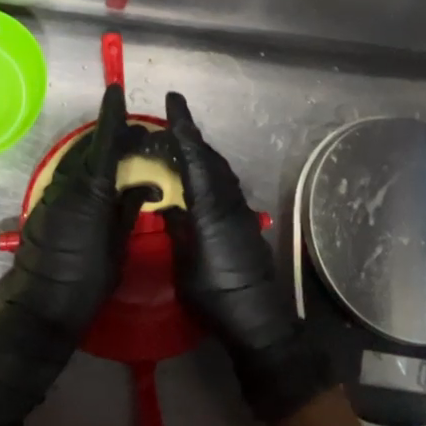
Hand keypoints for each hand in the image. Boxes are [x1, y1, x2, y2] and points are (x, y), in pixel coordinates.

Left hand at [0, 84, 156, 425]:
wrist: (41, 308)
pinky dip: (82, 177)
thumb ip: (128, 209)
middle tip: (134, 138)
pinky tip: (97, 186)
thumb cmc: (88, 281)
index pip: (103, 144)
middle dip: (110, 139)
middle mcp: (66, 187)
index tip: (116, 91)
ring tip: (119, 160)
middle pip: (89, 152)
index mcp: (90, 193)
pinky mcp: (41, 211)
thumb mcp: (117, 246)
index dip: (110, 116)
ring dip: (95, 158)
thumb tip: (147, 186)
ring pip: (75, 167)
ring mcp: (50, 198)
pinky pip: (65, 184)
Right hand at [158, 91, 335, 423]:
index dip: (183, 128)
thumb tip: (169, 205)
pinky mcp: (246, 226)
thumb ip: (177, 230)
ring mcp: (241, 214)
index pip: (195, 158)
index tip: (172, 103)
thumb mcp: (184, 265)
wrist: (256, 322)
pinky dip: (210, 174)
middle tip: (170, 123)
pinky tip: (198, 182)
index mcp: (210, 209)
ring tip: (181, 148)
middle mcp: (229, 204)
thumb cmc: (214, 297)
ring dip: (202, 155)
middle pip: (210, 160)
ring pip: (220, 173)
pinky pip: (225, 187)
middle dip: (191, 138)